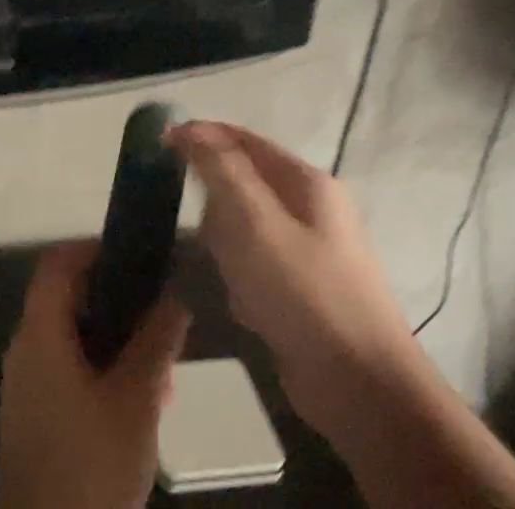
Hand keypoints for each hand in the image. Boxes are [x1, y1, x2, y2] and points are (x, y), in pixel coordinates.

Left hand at [0, 242, 190, 508]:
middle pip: (69, 303)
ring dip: (117, 348)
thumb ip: (156, 342)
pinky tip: (139, 408)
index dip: (95, 250)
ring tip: (162, 378)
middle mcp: (25, 350)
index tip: (138, 259)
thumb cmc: (91, 460)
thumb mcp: (136, 399)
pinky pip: (68, 375)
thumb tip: (174, 297)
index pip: (57, 264)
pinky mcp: (34, 416)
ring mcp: (25, 385)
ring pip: (73, 343)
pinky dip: (102, 375)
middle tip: (164, 330)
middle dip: (120, 309)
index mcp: (40, 334)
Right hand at [166, 121, 421, 433]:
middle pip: (242, 184)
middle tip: (192, 227)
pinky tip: (240, 304)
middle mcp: (311, 209)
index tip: (155, 143)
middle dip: (213, 204)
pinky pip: (254, 267)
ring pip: (244, 229)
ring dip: (224, 247)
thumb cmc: (303, 292)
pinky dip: (240, 280)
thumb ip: (221, 170)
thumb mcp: (255, 222)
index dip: (200, 135)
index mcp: (306, 182)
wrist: (359, 385)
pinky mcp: (301, 290)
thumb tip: (190, 129)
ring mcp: (309, 251)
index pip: (243, 140)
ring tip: (219, 272)